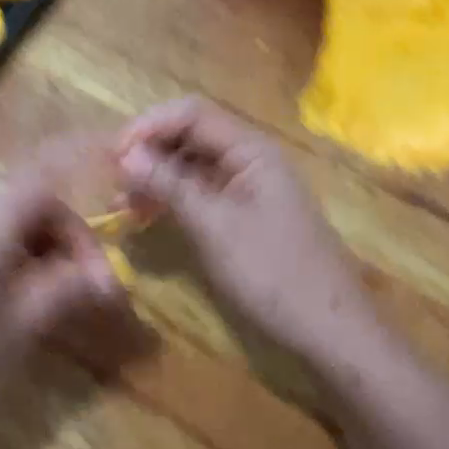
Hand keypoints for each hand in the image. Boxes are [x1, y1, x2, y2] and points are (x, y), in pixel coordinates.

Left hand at [0, 171, 126, 414]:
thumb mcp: (20, 325)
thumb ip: (66, 289)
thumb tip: (104, 277)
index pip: (51, 182)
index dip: (83, 213)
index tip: (100, 265)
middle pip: (28, 203)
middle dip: (62, 245)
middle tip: (82, 297)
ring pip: (2, 219)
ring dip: (32, 251)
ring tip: (44, 303)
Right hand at [116, 96, 374, 352]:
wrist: (334, 334)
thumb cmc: (274, 274)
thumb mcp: (214, 227)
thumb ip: (169, 184)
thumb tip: (125, 155)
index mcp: (252, 149)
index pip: (191, 113)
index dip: (148, 126)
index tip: (114, 156)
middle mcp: (251, 158)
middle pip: (191, 135)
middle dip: (150, 152)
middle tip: (114, 182)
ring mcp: (251, 186)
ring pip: (193, 164)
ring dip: (157, 176)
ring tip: (124, 204)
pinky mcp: (247, 213)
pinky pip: (202, 190)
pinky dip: (174, 197)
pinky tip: (150, 215)